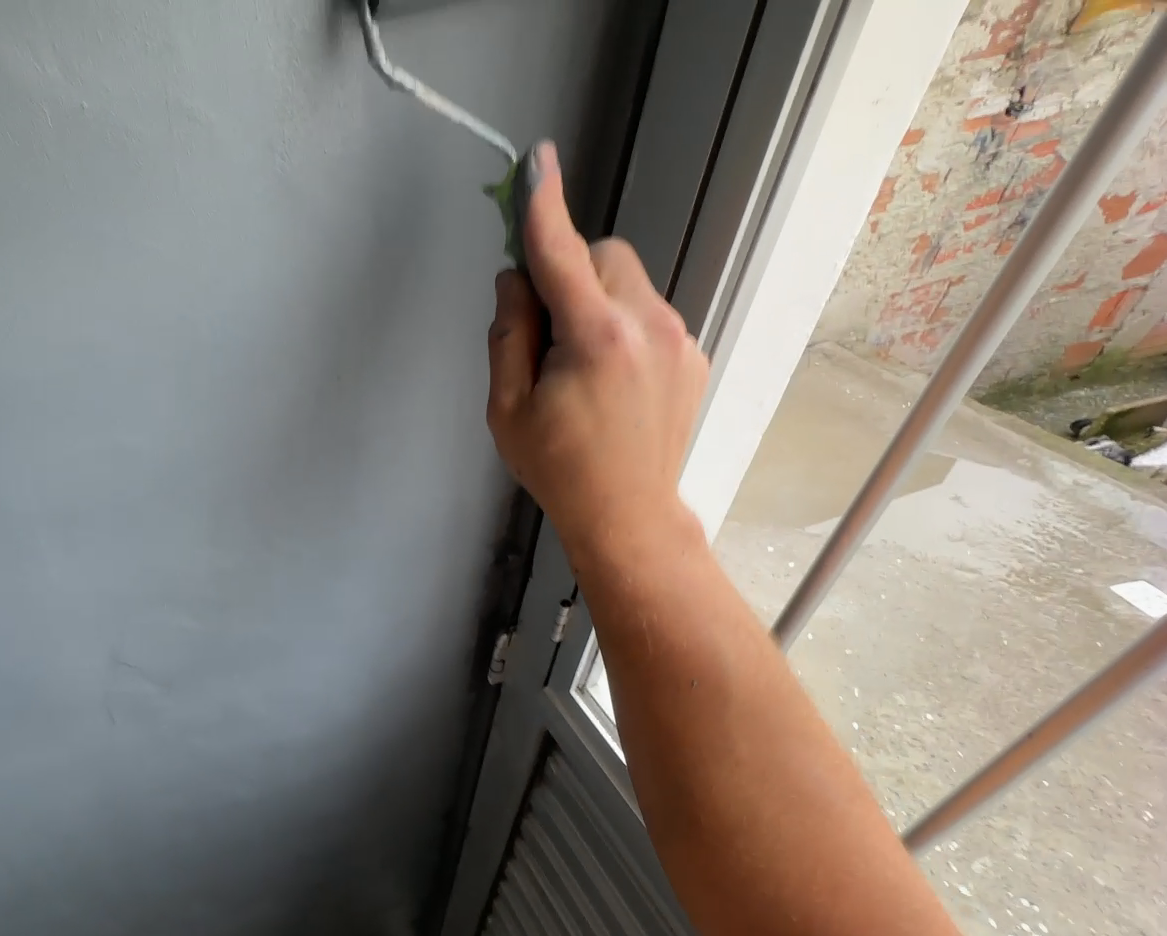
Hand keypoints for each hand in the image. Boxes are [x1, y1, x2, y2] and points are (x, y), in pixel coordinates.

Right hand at [487, 141, 708, 555]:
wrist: (626, 514)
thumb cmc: (556, 467)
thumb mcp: (505, 409)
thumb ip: (507, 335)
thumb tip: (514, 281)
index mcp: (594, 339)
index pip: (561, 255)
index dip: (542, 206)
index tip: (536, 160)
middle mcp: (647, 325)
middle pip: (603, 255)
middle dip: (568, 272)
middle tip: (542, 330)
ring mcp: (679, 338)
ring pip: (628, 281)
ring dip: (593, 299)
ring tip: (575, 365)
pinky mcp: (693, 352)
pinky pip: (647, 312)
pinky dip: (618, 324)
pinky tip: (607, 379)